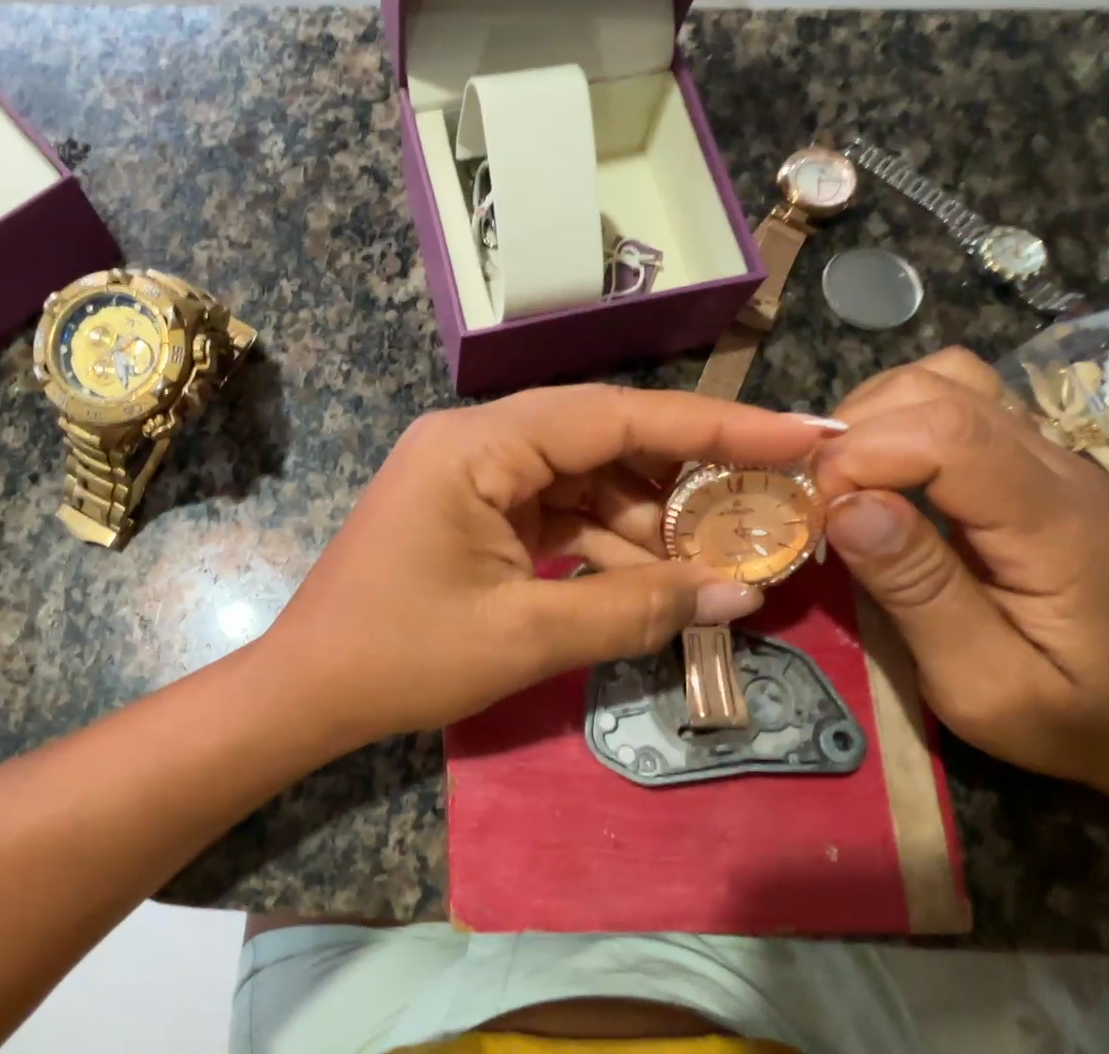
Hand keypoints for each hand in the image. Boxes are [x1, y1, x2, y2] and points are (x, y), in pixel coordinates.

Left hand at [257, 384, 841, 742]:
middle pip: (601, 438)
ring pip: (580, 476)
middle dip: (683, 476)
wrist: (307, 690)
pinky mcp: (469, 509)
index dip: (715, 428)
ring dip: (643, 517)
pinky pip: (552, 508)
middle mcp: (473, 439)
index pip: (615, 416)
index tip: (801, 434)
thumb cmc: (401, 657)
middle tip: (767, 505)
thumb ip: (635, 608)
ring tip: (716, 558)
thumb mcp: (525, 636)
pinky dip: (600, 539)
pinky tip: (649, 574)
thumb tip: (740, 594)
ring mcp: (469, 474)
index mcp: (477, 444)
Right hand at [812, 348, 1108, 789]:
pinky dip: (890, 420)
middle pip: (939, 391)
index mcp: (1052, 523)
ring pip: (942, 379)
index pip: (948, 435)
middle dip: (853, 435)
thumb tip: (845, 506)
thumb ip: (919, 592)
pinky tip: (871, 473)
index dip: (861, 456)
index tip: (817, 515)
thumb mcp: (981, 683)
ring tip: (837, 483)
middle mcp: (1055, 466)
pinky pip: (949, 401)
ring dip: (869, 418)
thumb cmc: (1065, 715)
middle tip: (816, 502)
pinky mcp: (1022, 460)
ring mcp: (1044, 454)